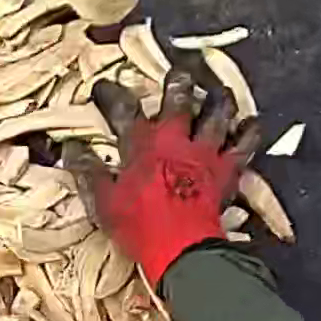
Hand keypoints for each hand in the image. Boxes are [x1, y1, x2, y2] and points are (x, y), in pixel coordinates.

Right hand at [64, 68, 263, 285]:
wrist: (180, 247)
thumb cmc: (137, 226)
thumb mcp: (103, 203)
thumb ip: (89, 173)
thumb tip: (71, 148)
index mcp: (142, 147)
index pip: (123, 112)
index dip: (111, 96)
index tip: (102, 86)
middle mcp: (176, 140)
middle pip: (179, 101)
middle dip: (176, 83)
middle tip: (177, 73)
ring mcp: (206, 153)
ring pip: (218, 113)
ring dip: (218, 99)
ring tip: (217, 91)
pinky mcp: (228, 169)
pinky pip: (245, 143)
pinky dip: (249, 131)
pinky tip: (249, 123)